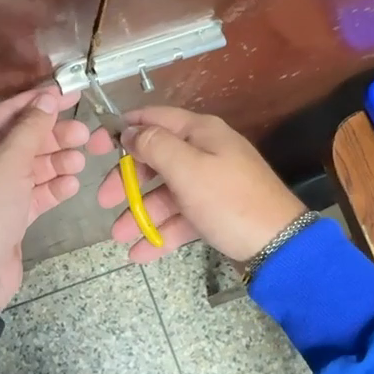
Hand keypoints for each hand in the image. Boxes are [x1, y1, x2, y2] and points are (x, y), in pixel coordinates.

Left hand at [0, 88, 113, 309]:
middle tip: (84, 133)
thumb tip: (47, 99)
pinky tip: (72, 184)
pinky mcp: (13, 217)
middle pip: (23, 141)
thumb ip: (29, 130)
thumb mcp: (7, 163)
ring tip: (81, 159)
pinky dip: (54, 188)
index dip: (36, 101)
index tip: (68, 93)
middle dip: (53, 135)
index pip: (7, 114)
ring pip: (34, 168)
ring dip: (57, 161)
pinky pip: (37, 194)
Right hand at [96, 106, 305, 263]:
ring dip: (140, 214)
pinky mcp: (214, 213)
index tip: (95, 147)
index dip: (122, 129)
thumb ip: (154, 146)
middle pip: (155, 160)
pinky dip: (160, 233)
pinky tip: (140, 254)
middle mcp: (204, 153)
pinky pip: (180, 218)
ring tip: (120, 237)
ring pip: (165, 194)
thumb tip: (130, 131)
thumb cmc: (230, 201)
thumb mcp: (188, 170)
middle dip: (127, 181)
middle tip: (105, 201)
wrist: (279, 245)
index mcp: (200, 132)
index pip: (153, 119)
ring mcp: (210, 184)